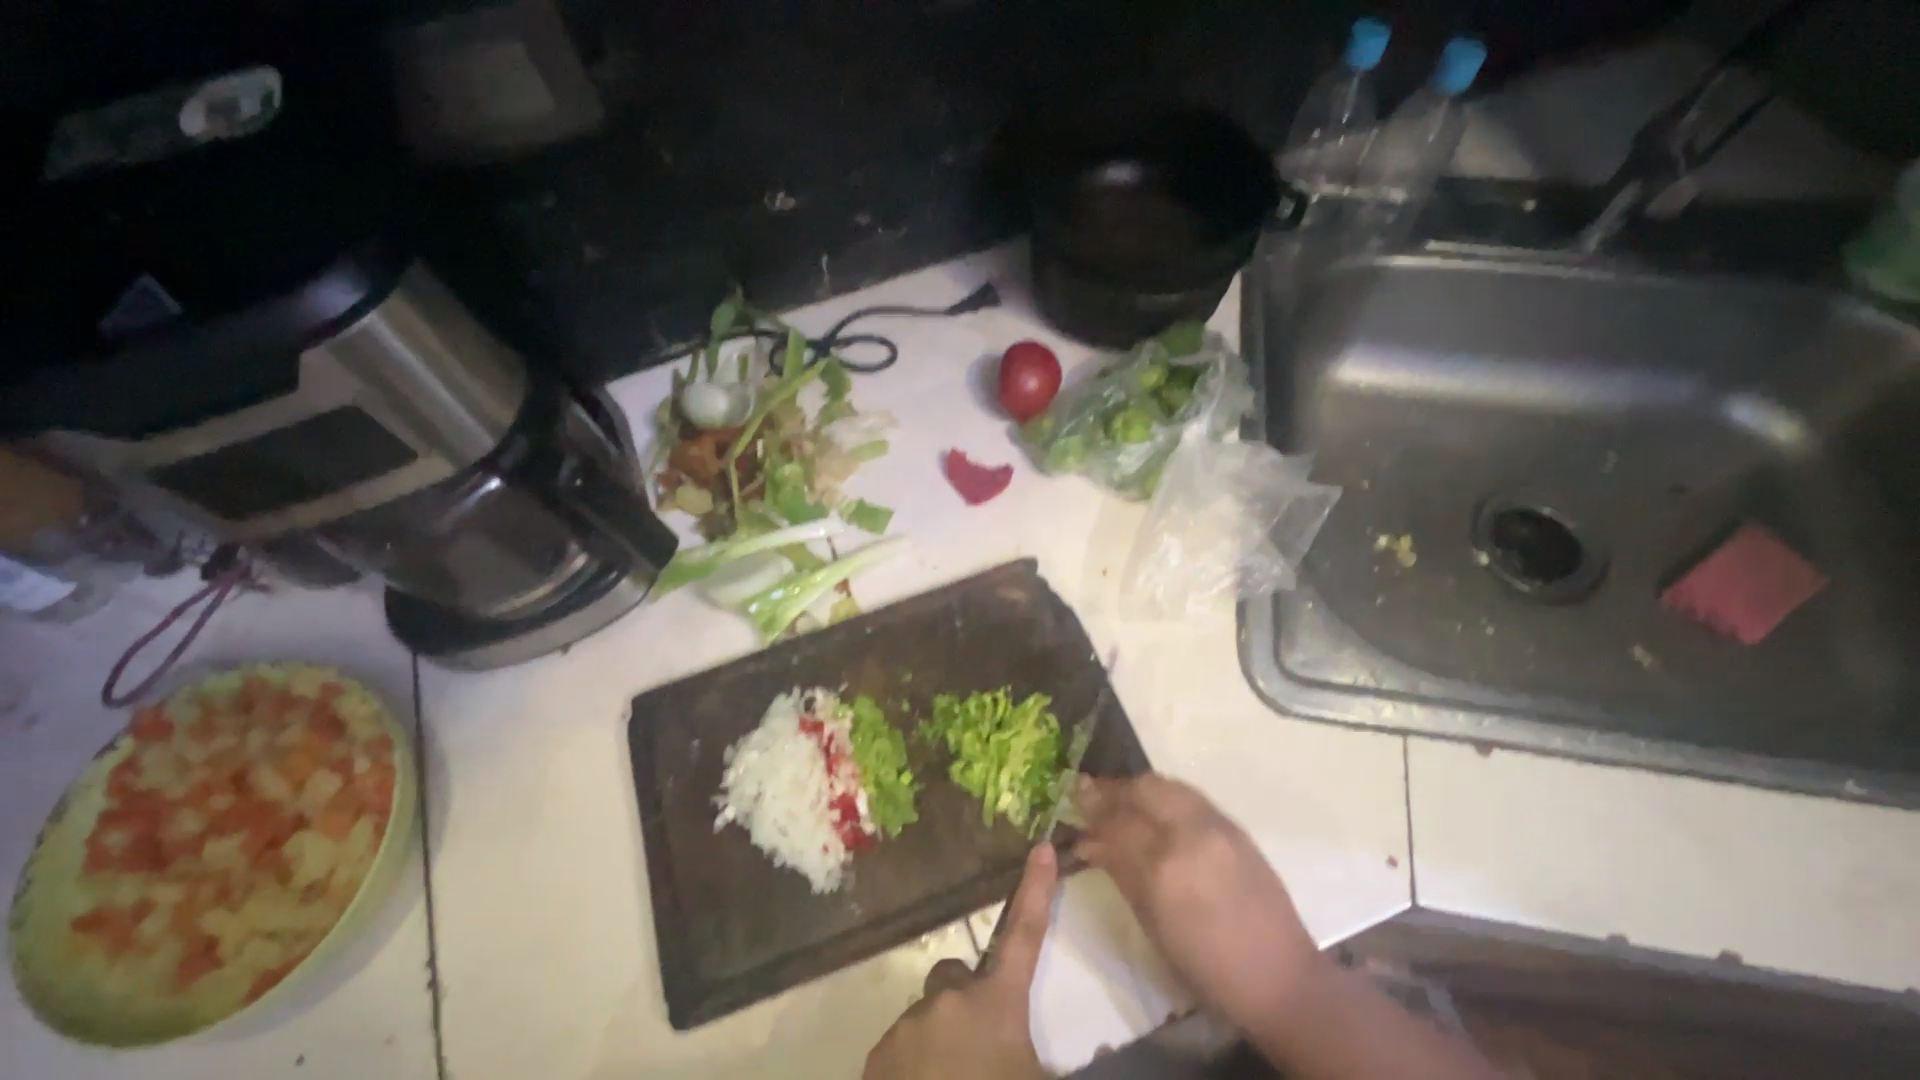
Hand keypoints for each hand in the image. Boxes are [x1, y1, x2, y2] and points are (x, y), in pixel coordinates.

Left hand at [863, 844, 1057, 1079]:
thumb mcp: (1035, 1074)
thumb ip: (1042, 1053)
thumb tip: (1057, 1046)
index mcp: (996, 1006)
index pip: (1026, 934)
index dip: (1037, 890)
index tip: (1044, 847)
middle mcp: (949, 1002)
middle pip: (960, 980)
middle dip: (970, 1003)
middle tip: (985, 1055)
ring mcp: (908, 1027)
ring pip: (930, 1019)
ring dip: (942, 1042)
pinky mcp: (876, 1057)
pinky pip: (903, 1048)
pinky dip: (915, 1066)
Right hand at [1073, 774, 1324, 1031]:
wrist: (1278, 976)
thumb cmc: (1206, 967)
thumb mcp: (1152, 924)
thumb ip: (1120, 873)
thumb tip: (1090, 843)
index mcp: (1163, 868)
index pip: (1116, 822)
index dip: (1091, 812)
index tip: (1073, 806)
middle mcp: (1190, 835)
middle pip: (1142, 790)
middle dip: (1113, 790)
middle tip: (1090, 795)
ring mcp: (1217, 826)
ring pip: (1168, 786)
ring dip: (1138, 788)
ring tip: (1120, 799)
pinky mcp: (1235, 827)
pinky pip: (1189, 797)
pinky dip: (1164, 795)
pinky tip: (1153, 810)